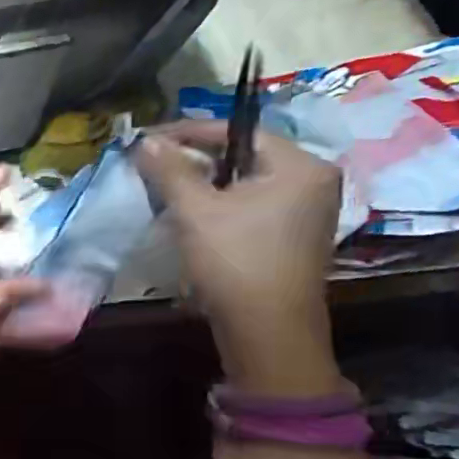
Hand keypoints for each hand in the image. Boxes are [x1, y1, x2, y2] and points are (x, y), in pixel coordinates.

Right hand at [134, 121, 344, 396]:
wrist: (266, 327)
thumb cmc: (234, 260)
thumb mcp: (194, 211)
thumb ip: (170, 170)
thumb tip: (145, 141)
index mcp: (300, 165)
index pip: (239, 131)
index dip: (189, 132)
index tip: (149, 139)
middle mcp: (314, 180)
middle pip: (244, 155)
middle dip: (196, 158)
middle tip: (154, 163)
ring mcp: (309, 210)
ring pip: (246, 181)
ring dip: (205, 183)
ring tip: (167, 188)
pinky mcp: (295, 235)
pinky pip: (253, 204)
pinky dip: (222, 203)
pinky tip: (193, 215)